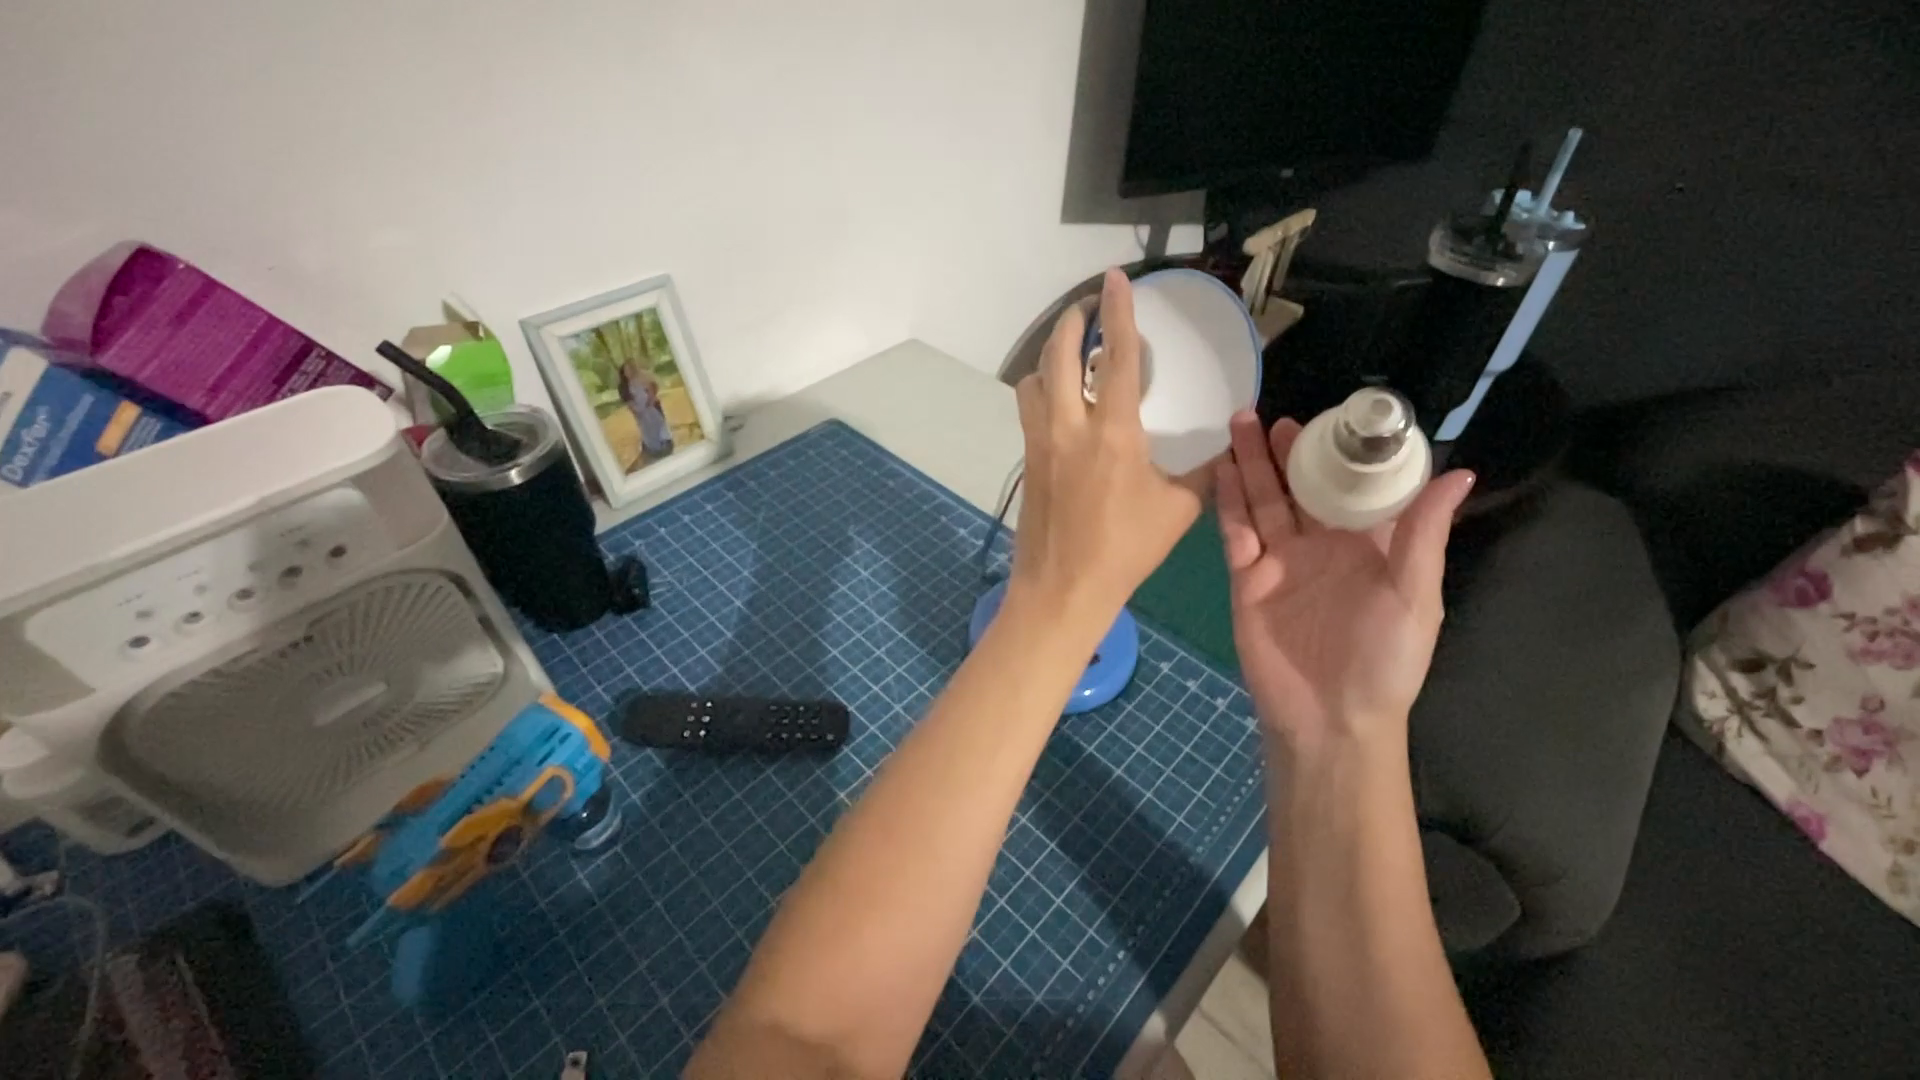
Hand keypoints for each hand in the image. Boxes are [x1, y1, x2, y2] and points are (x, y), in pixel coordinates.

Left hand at [1010, 269, 1206, 626]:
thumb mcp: (1179, 511)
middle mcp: (1068, 427)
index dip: (1119, 312)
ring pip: (1034, 379)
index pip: (1118, 357)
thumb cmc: (1125, 551)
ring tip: (1072, 351)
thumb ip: (1203, 473)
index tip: (1116, 279)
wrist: (1063, 589)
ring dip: (1051, 355)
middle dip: (1073, 321)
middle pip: (1059, 354)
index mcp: (1113, 433)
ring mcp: (1040, 442)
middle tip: (1089, 306)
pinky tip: (1060, 399)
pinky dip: (1042, 387)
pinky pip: (1029, 408)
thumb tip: (1225, 448)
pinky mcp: (1027, 460)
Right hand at [1217, 411, 1473, 752]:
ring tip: (1239, 424)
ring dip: (1252, 465)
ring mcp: (1281, 561)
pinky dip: (1229, 502)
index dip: (1343, 452)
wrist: (1330, 718)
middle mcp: (1322, 545)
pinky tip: (1222, 471)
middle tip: (1271, 415)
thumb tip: (1459, 473)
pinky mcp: (1247, 579)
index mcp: (1368, 545)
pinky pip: (1237, 533)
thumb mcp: (1415, 597)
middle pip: (1300, 487)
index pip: (1354, 487)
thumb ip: (1424, 535)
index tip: (1334, 418)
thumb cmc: (1384, 661)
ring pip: (1264, 502)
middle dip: (1286, 451)